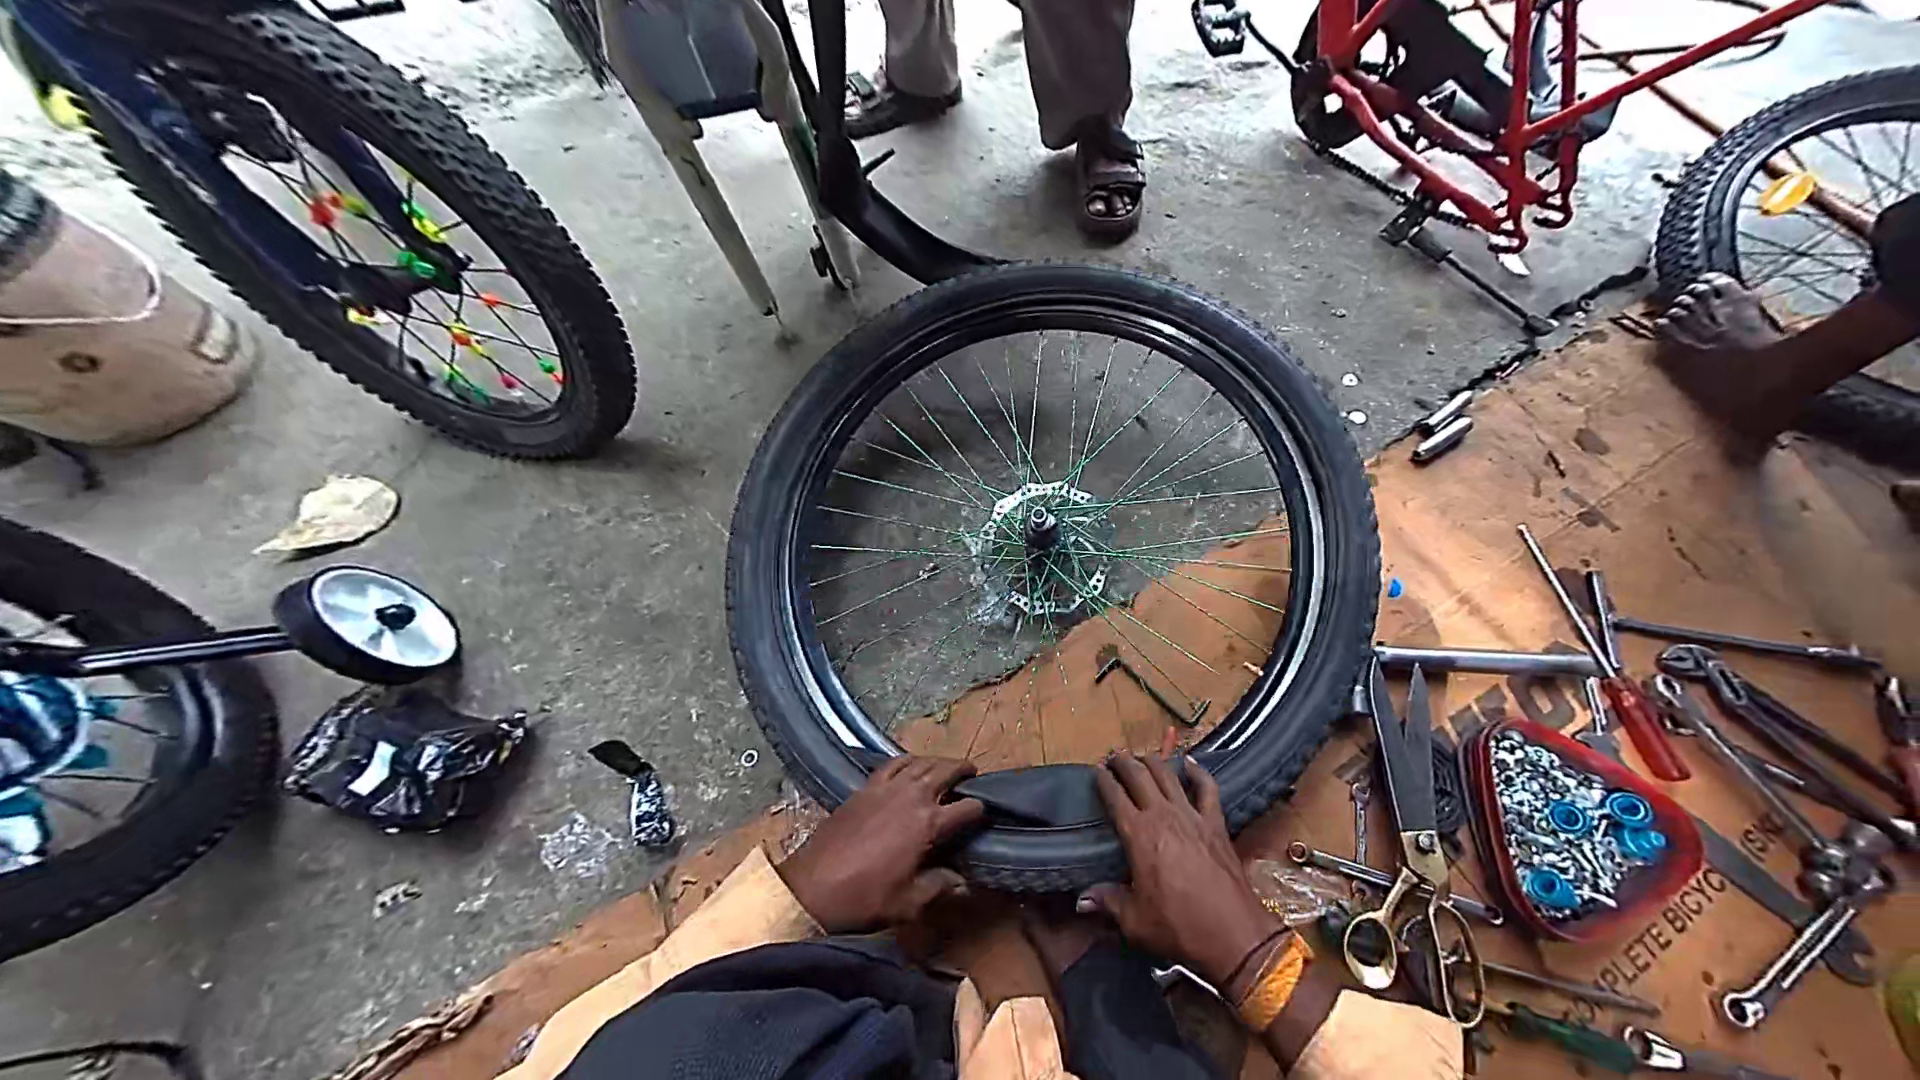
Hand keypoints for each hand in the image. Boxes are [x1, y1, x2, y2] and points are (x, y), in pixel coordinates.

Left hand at [777, 755, 987, 932]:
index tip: (984, 815)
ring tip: (946, 767)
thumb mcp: (909, 902)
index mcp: (929, 823)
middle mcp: (912, 796)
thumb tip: (963, 881)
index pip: (967, 808)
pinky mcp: (866, 786)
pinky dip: (907, 760)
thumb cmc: (865, 897)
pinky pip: (893, 762)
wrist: (813, 885)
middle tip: (972, 774)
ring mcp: (887, 787)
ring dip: (938, 761)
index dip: (980, 811)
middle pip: (946, 771)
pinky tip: (910, 765)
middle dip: (963, 770)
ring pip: (921, 761)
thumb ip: (940, 886)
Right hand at [1082, 753, 1281, 986]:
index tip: (1096, 771)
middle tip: (1115, 756)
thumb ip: (1108, 902)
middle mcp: (1163, 816)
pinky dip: (1198, 772)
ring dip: (1153, 761)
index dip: (1103, 780)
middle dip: (1124, 762)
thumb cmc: (1179, 928)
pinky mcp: (1216, 823)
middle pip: (1139, 776)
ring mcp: (1192, 816)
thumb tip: (1082, 899)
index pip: (1114, 796)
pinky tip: (1190, 763)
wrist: (1234, 936)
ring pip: (1168, 775)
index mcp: (1138, 835)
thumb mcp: (1135, 921)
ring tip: (1142, 756)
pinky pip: (1207, 789)